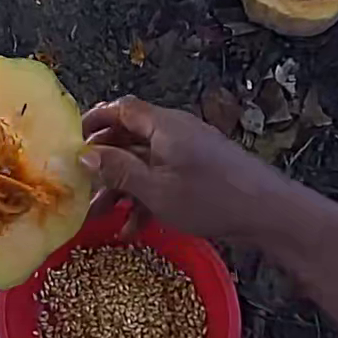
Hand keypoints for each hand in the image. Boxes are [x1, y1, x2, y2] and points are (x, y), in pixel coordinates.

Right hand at [80, 96, 300, 244]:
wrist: (267, 214)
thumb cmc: (210, 197)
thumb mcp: (155, 188)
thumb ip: (118, 170)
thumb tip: (84, 155)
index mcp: (163, 125)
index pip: (120, 109)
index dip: (93, 121)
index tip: (70, 141)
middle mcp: (174, 132)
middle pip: (128, 138)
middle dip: (103, 162)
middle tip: (79, 184)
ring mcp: (187, 153)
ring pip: (143, 163)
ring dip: (121, 187)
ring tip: (99, 215)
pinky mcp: (197, 173)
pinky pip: (162, 178)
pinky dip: (145, 198)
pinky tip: (132, 228)